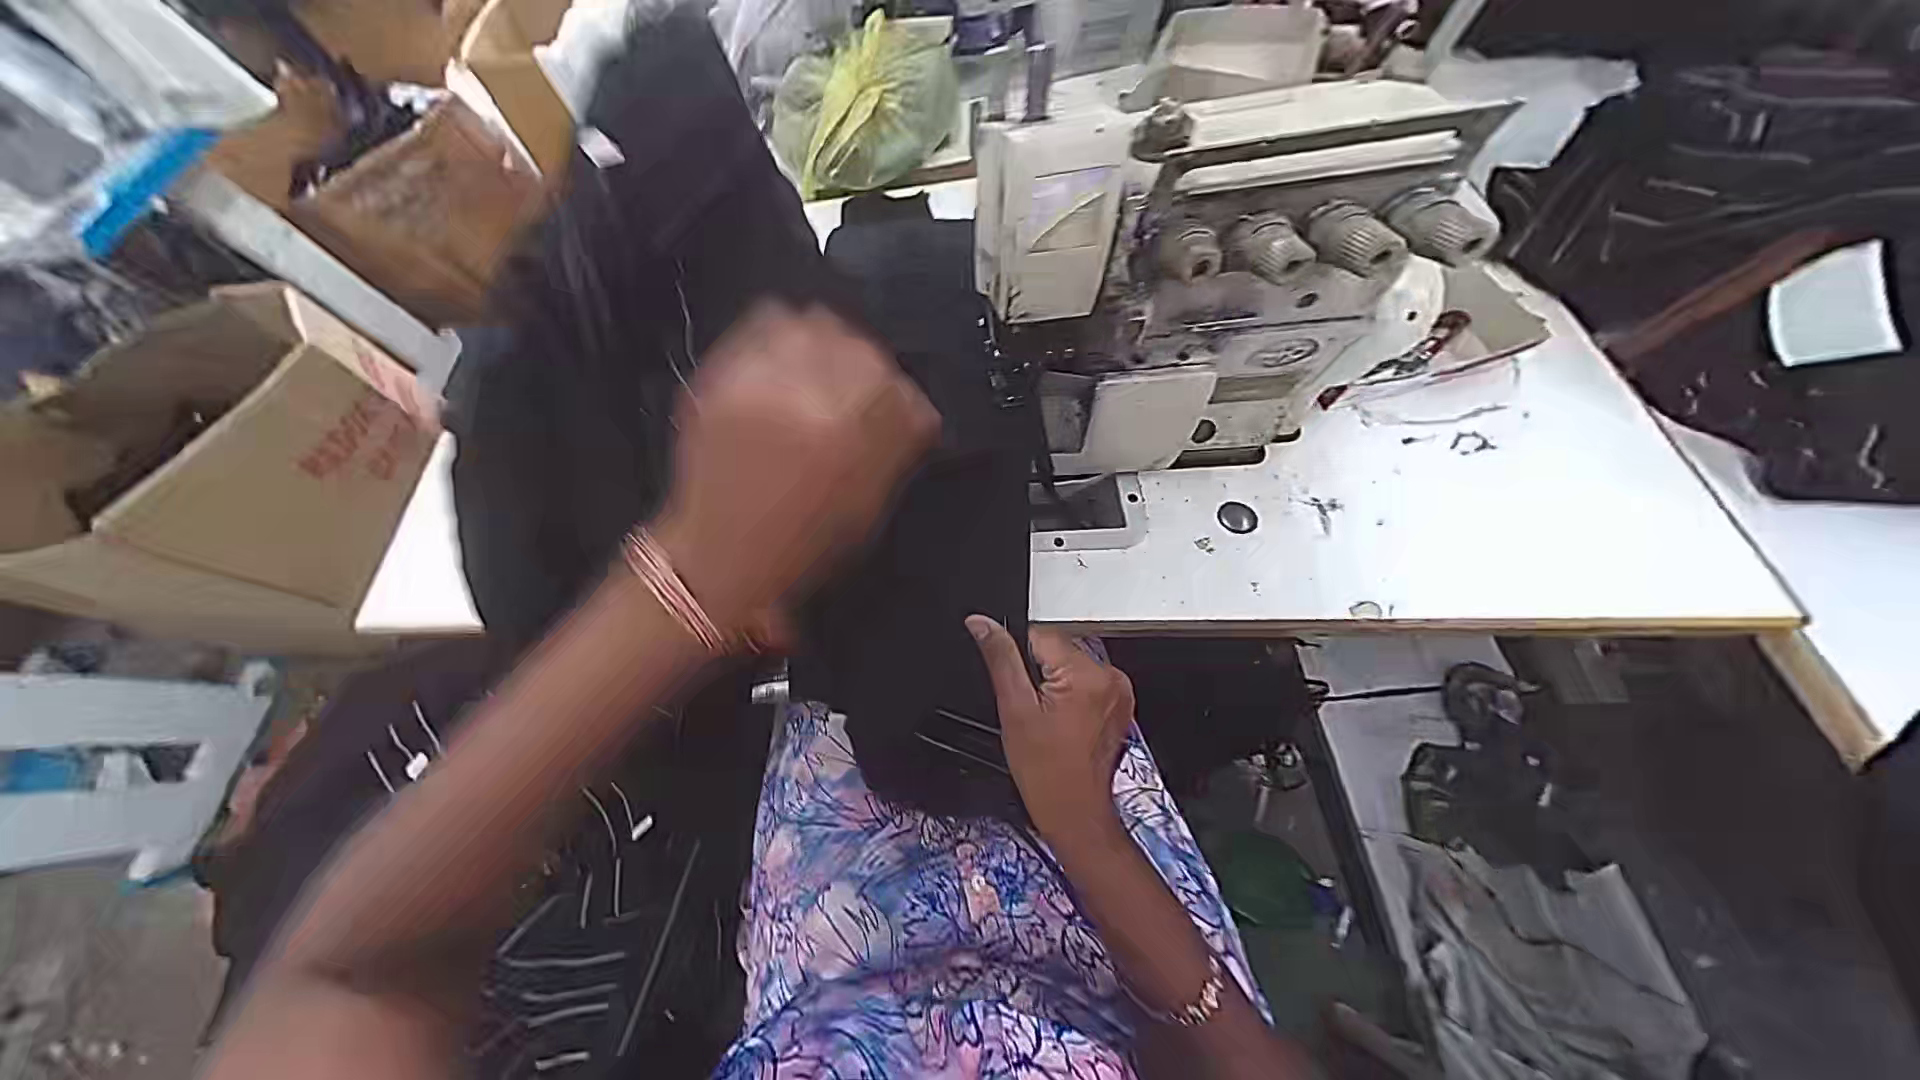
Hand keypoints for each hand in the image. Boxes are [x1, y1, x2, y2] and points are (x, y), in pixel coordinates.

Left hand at [653, 303, 938, 635]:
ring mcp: (755, 383)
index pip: (897, 384)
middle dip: (875, 368)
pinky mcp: (722, 377)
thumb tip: (917, 409)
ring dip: (833, 343)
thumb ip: (896, 447)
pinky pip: (763, 324)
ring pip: (814, 324)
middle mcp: (800, 398)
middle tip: (871, 388)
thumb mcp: (865, 506)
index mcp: (845, 435)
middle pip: (861, 347)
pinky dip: (788, 333)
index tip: (906, 404)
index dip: (908, 394)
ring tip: (830, 369)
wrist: (721, 556)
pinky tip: (794, 359)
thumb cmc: (794, 545)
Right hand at [967, 617, 1134, 838]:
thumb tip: (981, 624)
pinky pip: (1085, 680)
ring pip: (1069, 664)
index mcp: (1086, 674)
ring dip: (1055, 683)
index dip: (1019, 659)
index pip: (1040, 634)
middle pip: (1057, 648)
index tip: (1022, 691)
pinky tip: (1064, 722)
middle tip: (1036, 711)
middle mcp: (1110, 677)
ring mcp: (1118, 690)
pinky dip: (1071, 694)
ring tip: (1051, 720)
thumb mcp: (1014, 709)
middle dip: (1038, 672)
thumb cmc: (1047, 773)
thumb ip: (999, 658)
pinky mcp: (1119, 701)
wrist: (1075, 812)